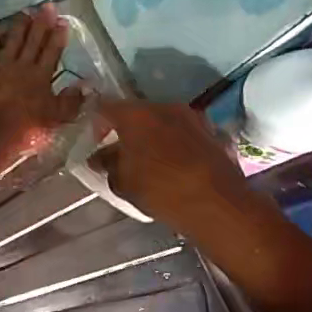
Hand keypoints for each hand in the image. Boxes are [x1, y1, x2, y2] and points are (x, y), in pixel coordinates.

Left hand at [0, 4, 83, 160]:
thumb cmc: (28, 129)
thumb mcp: (56, 118)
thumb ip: (72, 101)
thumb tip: (87, 85)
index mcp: (41, 76)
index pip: (53, 51)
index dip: (58, 35)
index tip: (62, 20)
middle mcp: (23, 66)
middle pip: (33, 40)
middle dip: (41, 22)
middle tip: (46, 5)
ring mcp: (1, 67)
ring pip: (12, 40)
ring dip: (19, 25)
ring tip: (25, 11)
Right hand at [90, 99, 252, 228]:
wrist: (217, 204)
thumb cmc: (160, 190)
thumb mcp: (122, 182)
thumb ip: (107, 164)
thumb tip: (101, 157)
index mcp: (136, 115)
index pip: (106, 107)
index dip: (96, 121)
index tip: (94, 139)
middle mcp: (165, 107)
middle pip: (137, 112)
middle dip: (126, 129)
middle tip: (119, 151)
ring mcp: (193, 118)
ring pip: (163, 121)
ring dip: (152, 136)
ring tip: (147, 160)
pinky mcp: (213, 132)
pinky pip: (183, 133)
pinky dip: (174, 144)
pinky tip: (172, 165)